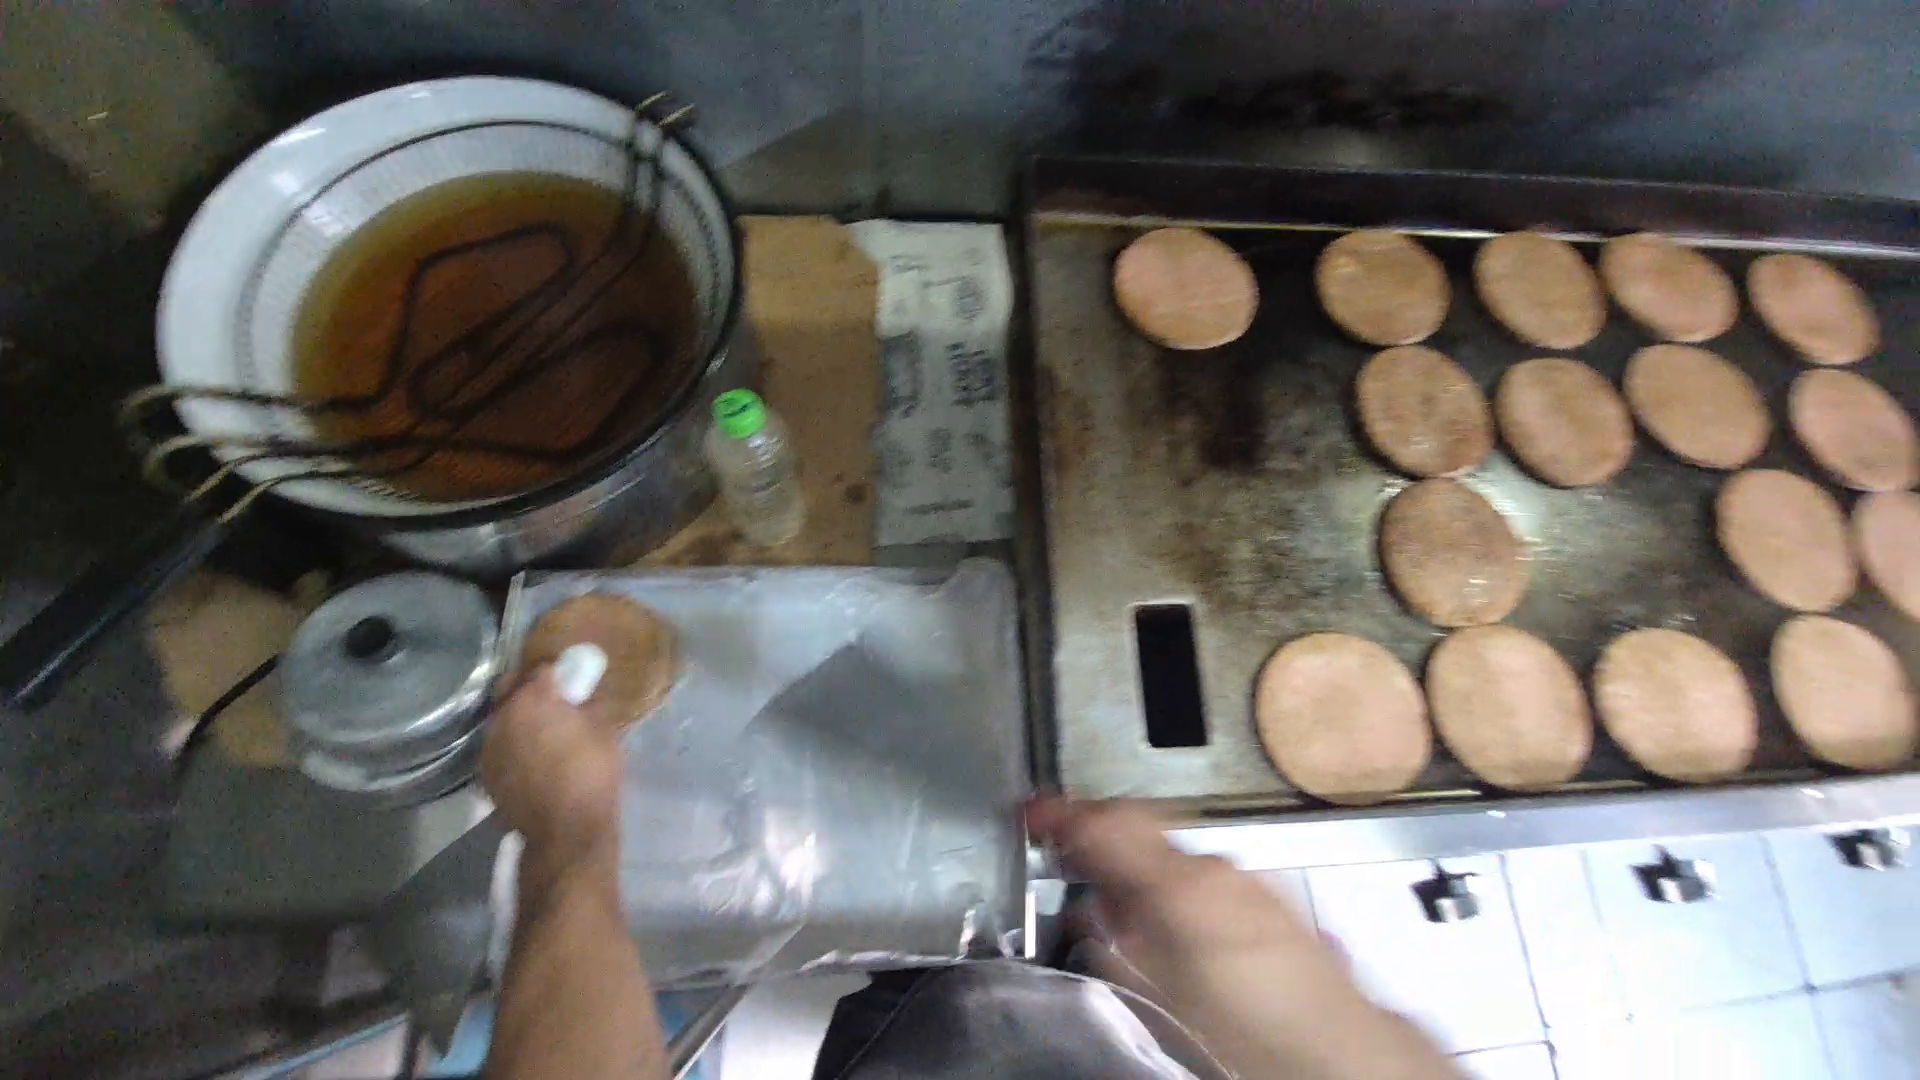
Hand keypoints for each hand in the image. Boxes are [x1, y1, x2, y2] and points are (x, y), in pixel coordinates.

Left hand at [480, 664, 624, 868]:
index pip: (540, 669)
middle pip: (510, 689)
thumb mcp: (604, 729)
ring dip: (518, 716)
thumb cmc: (593, 771)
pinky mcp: (484, 773)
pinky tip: (531, 756)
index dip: (557, 671)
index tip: (571, 677)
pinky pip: (498, 746)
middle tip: (553, 697)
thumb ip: (588, 705)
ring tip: (541, 729)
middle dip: (529, 687)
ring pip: (501, 718)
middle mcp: (502, 717)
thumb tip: (582, 695)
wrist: (567, 828)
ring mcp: (488, 747)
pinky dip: (512, 743)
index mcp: (532, 700)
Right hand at [1028, 797, 1459, 1079]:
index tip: (1033, 810)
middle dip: (1095, 828)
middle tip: (1063, 844)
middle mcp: (1212, 869)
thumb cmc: (1251, 1034)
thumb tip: (1089, 915)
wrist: (1345, 1053)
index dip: (1062, 814)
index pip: (1107, 826)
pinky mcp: (1262, 893)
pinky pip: (1197, 869)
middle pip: (1137, 824)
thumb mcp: (1160, 995)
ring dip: (1132, 857)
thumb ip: (1116, 941)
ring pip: (1168, 848)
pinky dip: (1168, 876)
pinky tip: (1165, 915)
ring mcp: (1241, 877)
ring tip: (1112, 897)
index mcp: (1179, 888)